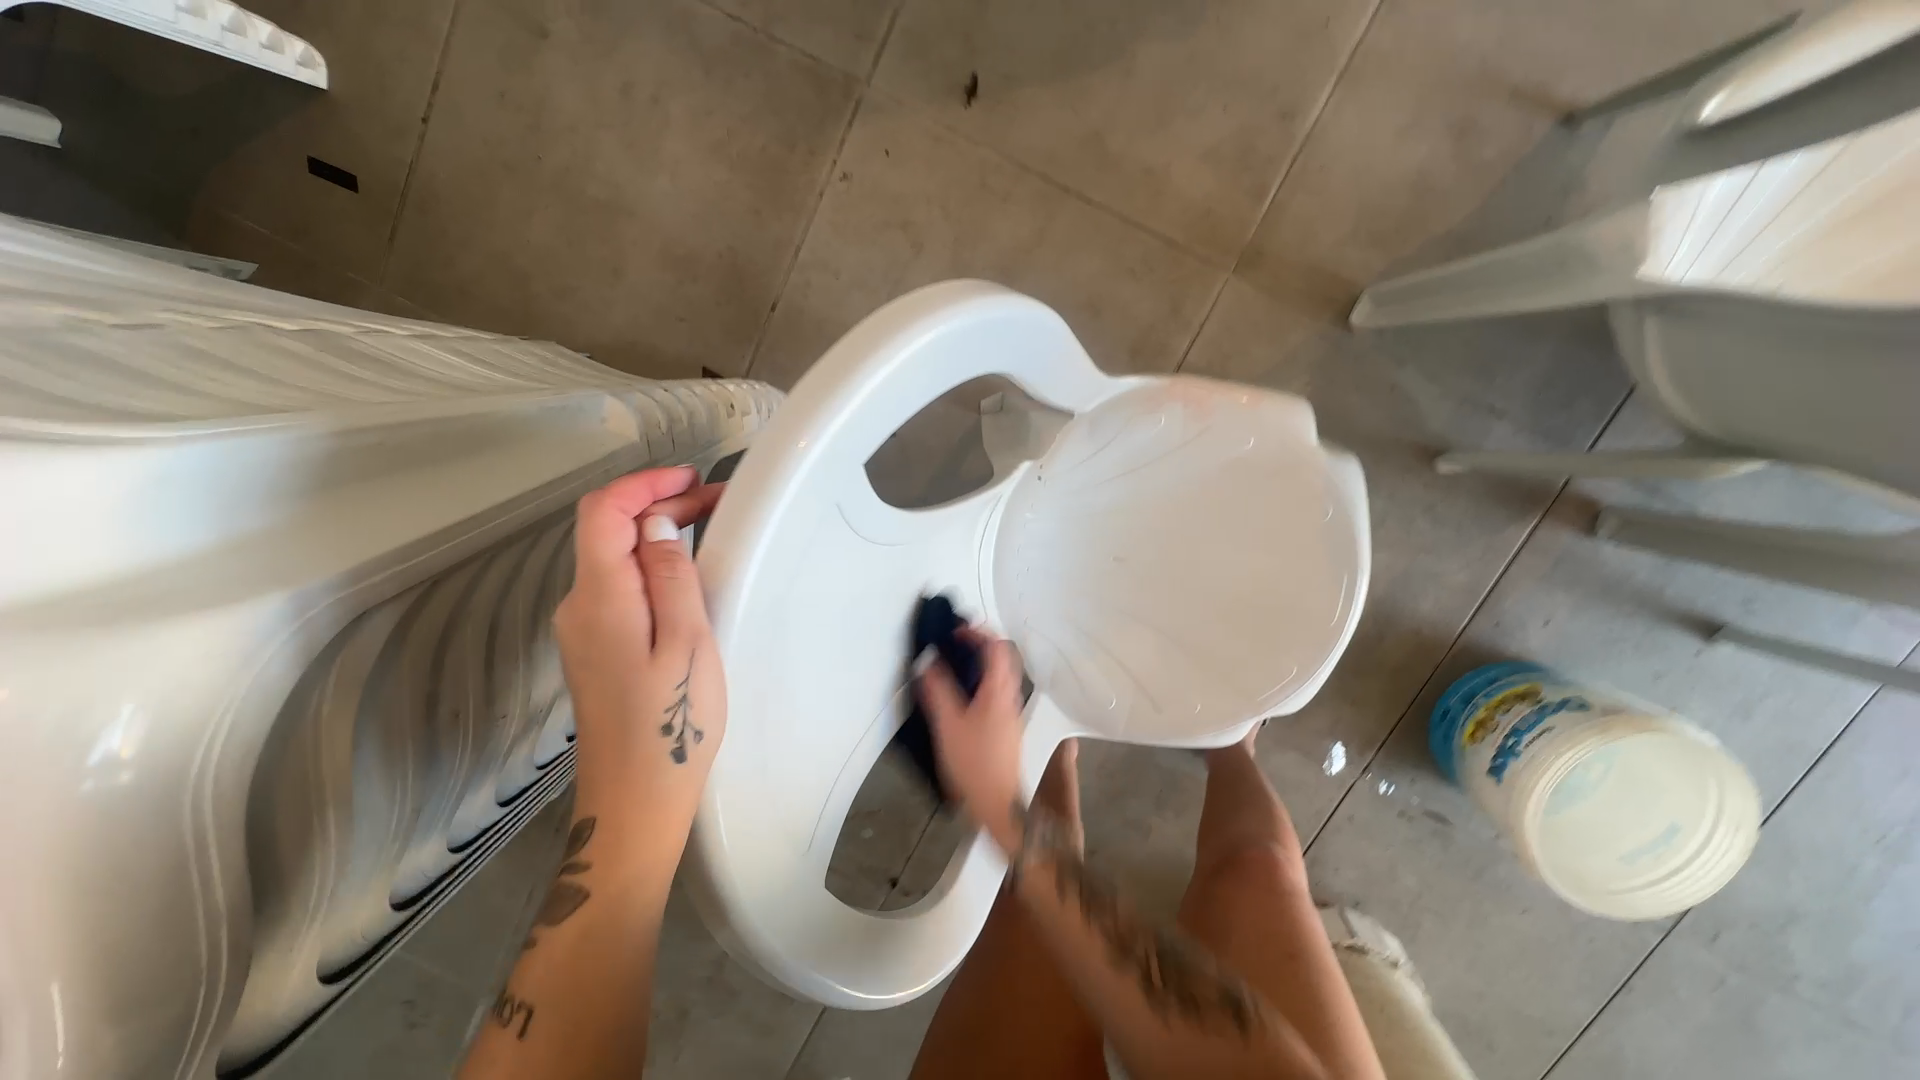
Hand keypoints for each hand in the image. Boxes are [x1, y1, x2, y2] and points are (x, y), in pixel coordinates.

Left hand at [553, 466, 727, 821]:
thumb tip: (656, 526)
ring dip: (656, 536)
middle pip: (607, 533)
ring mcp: (582, 631)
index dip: (643, 483)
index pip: (602, 512)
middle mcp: (579, 606)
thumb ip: (670, 577)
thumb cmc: (671, 723)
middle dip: (658, 506)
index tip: (692, 477)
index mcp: (600, 598)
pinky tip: (686, 577)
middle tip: (718, 503)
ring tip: (710, 532)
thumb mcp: (688, 642)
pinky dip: (650, 568)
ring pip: (613, 560)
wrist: (635, 799)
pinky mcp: (595, 650)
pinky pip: (618, 589)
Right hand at [916, 629, 1025, 850]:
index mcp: (998, 691)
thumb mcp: (948, 725)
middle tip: (956, 641)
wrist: (997, 802)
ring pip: (1000, 676)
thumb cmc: (974, 763)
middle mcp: (1009, 698)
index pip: (996, 647)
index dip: (978, 632)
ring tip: (954, 664)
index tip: (957, 630)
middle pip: (1002, 658)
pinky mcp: (1006, 728)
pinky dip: (980, 682)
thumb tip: (927, 662)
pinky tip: (961, 695)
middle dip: (980, 644)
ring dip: (981, 663)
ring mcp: (1010, 713)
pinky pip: (996, 692)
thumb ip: (937, 691)